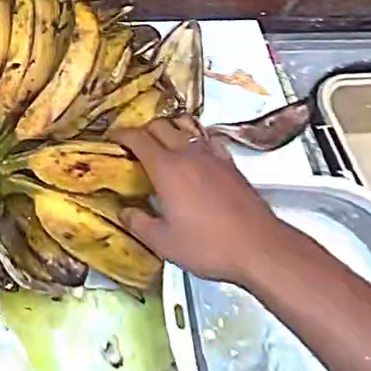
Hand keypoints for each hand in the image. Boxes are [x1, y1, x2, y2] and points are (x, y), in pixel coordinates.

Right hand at [110, 116, 294, 286]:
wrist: (257, 245)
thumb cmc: (208, 246)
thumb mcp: (165, 243)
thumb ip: (140, 224)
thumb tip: (124, 211)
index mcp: (166, 168)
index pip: (138, 138)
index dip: (122, 134)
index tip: (113, 138)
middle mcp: (187, 152)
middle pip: (160, 125)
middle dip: (143, 129)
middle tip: (135, 144)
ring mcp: (210, 153)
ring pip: (184, 124)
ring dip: (169, 126)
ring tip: (163, 140)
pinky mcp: (228, 160)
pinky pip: (206, 136)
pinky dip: (194, 136)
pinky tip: (195, 150)